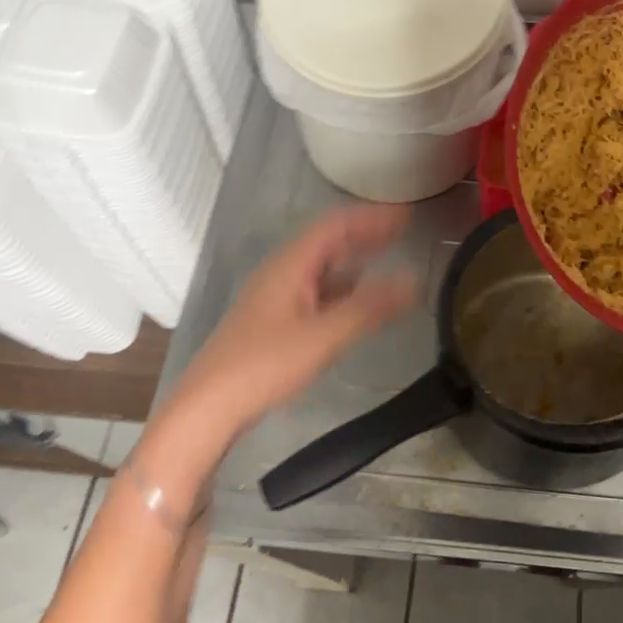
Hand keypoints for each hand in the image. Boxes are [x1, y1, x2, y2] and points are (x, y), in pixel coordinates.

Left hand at [173, 206, 417, 437]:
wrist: (209, 407)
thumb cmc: (264, 366)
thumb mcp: (323, 337)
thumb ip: (369, 308)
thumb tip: (413, 280)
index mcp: (290, 266)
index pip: (334, 226)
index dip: (371, 218)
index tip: (406, 215)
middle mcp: (280, 273)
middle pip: (326, 242)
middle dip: (364, 235)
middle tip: (402, 232)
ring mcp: (274, 298)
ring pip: (320, 268)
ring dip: (353, 261)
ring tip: (386, 260)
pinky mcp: (272, 322)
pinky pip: (314, 291)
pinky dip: (340, 288)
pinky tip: (355, 303)